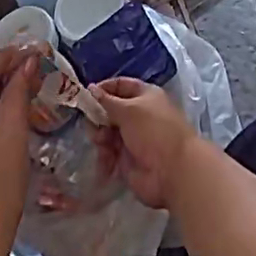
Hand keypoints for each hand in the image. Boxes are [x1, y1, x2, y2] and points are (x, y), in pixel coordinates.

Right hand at [91, 77, 202, 209]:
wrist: (171, 170)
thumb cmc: (153, 131)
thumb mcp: (130, 110)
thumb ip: (108, 102)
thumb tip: (91, 88)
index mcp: (144, 95)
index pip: (120, 86)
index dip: (103, 89)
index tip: (84, 97)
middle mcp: (137, 114)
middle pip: (110, 111)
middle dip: (98, 118)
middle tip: (93, 127)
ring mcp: (132, 138)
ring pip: (106, 133)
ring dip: (100, 139)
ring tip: (103, 146)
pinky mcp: (126, 160)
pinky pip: (108, 154)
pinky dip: (104, 158)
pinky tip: (106, 165)